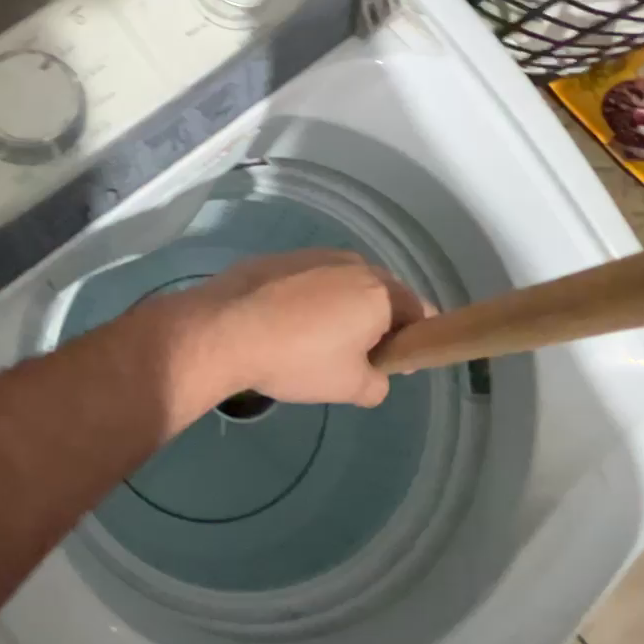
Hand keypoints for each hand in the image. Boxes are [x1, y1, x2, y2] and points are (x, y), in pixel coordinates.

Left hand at [149, 249, 433, 411]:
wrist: (225, 329)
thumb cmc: (297, 359)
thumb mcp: (349, 387)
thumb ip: (377, 383)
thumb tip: (376, 376)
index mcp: (378, 292)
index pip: (418, 310)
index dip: (414, 338)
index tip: (394, 362)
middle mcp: (352, 264)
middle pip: (381, 292)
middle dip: (377, 320)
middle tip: (355, 355)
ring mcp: (313, 255)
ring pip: (343, 282)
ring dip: (341, 307)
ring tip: (315, 340)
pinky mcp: (280, 257)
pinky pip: (310, 279)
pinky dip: (309, 298)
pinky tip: (285, 324)